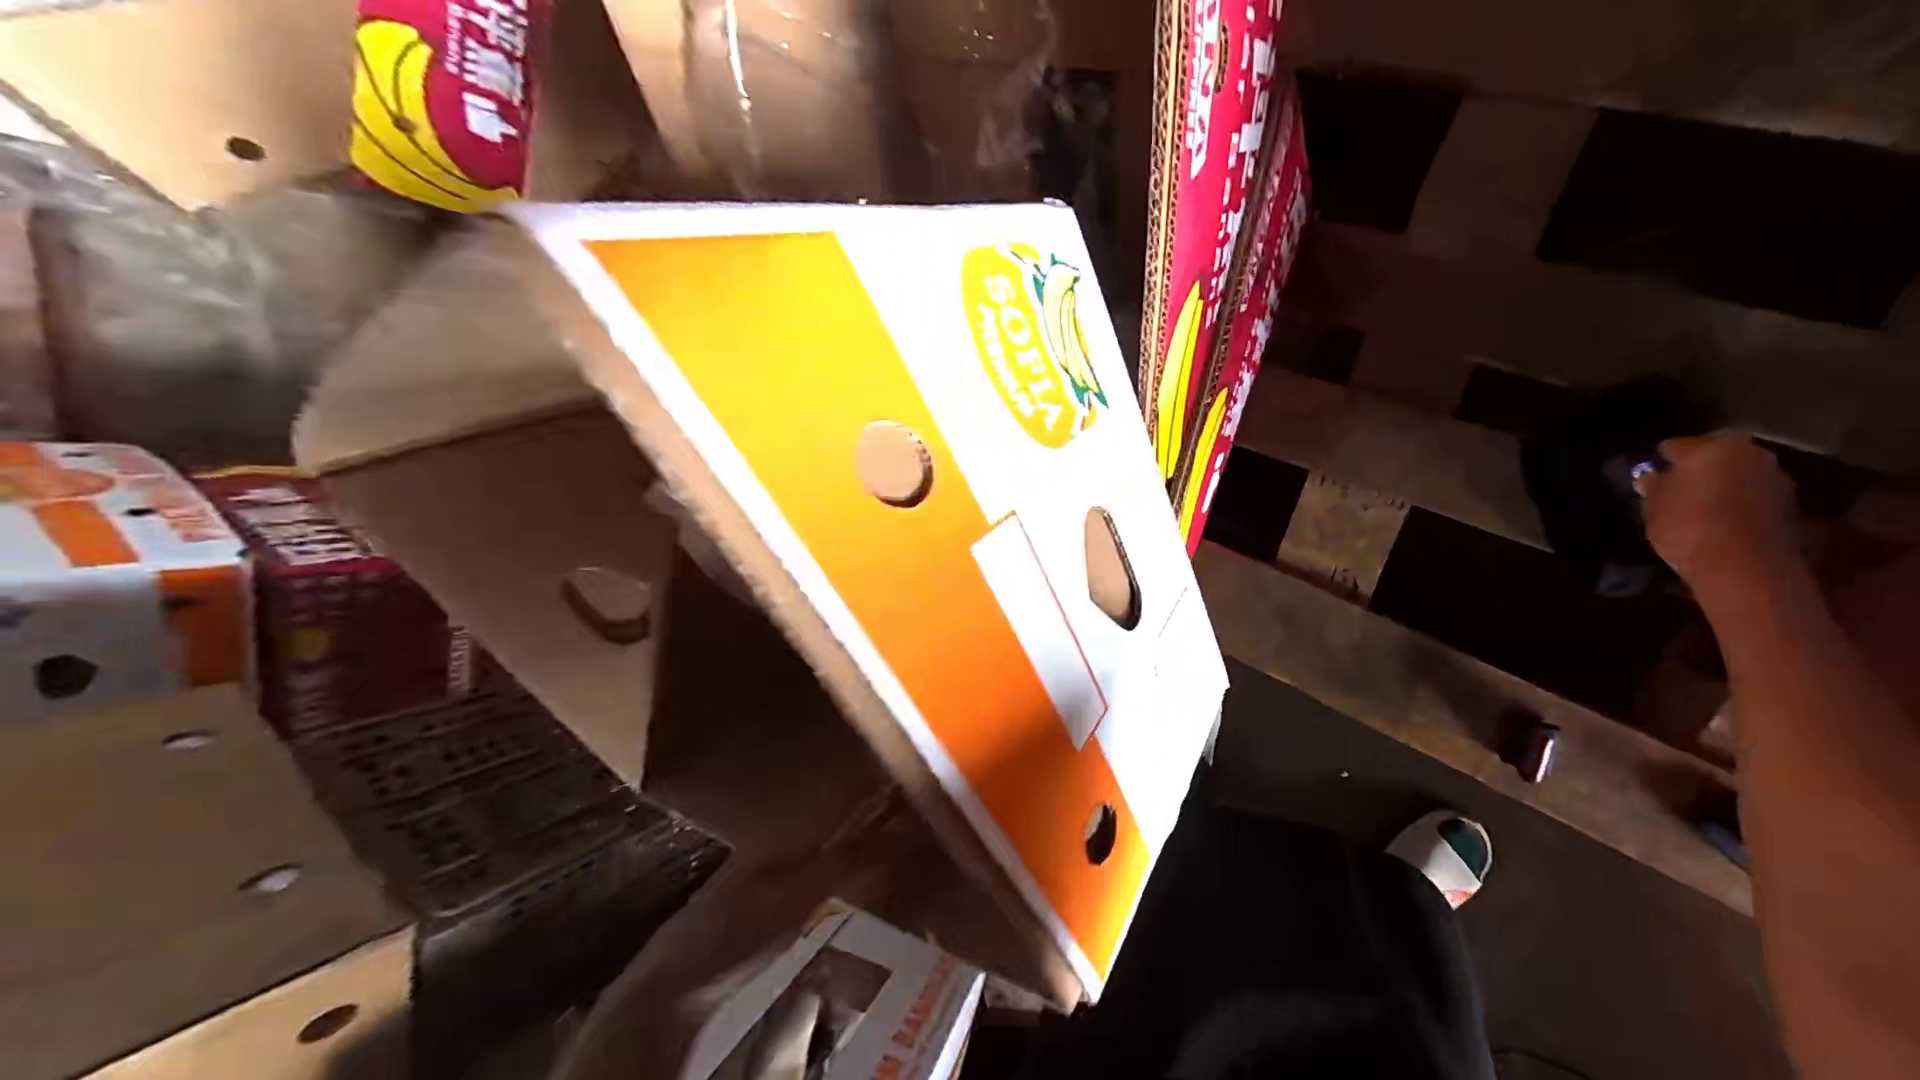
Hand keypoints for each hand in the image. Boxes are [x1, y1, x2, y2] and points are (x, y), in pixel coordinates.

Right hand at [1637, 433, 1797, 590]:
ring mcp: (1774, 478)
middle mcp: (1750, 454)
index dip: (1660, 460)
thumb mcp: (1653, 504)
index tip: (1648, 475)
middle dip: (1696, 468)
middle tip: (1673, 487)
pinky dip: (1735, 500)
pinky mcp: (1786, 502)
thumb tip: (1651, 476)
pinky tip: (1717, 517)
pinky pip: (1751, 493)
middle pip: (1714, 456)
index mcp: (1713, 447)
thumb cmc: (1686, 524)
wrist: (1741, 563)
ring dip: (1718, 484)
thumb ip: (1653, 484)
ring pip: (1736, 473)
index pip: (1676, 446)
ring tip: (1696, 504)